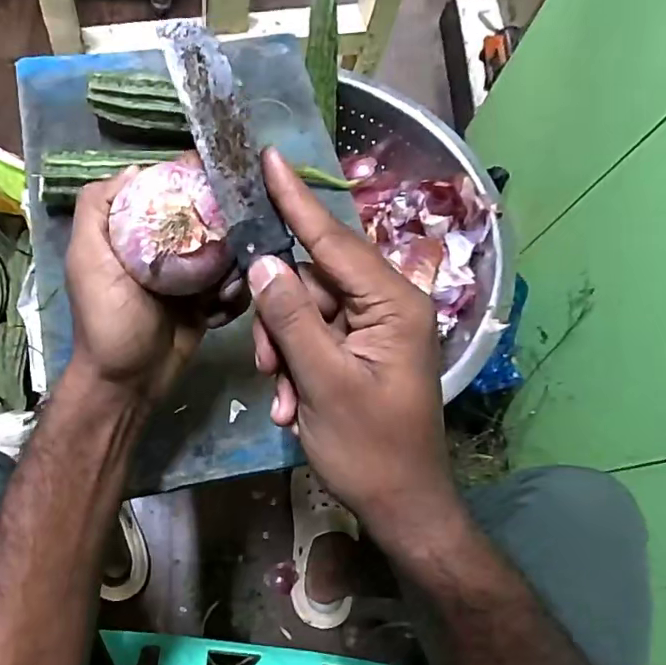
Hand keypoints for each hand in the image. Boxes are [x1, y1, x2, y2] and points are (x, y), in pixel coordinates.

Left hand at [65, 169, 247, 402]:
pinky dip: (233, 294)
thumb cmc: (106, 319)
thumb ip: (97, 209)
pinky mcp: (208, 301)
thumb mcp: (87, 259)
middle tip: (243, 229)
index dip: (193, 178)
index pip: (169, 191)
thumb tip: (137, 170)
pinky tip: (220, 308)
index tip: (219, 174)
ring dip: (234, 265)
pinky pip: (233, 285)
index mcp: (136, 231)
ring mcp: (189, 275)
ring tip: (223, 286)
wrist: (129, 382)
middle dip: (227, 221)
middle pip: (206, 217)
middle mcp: (164, 247)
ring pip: (227, 251)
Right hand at [249, 149, 454, 542]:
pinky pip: (314, 338)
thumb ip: (291, 317)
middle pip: (312, 283)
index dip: (297, 200)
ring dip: (285, 352)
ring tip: (286, 398)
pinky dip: (296, 367)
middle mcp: (387, 304)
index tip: (271, 158)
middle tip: (267, 366)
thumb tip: (264, 262)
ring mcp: (374, 328)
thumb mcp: (323, 382)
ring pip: (306, 312)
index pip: (334, 241)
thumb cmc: (370, 448)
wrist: (401, 506)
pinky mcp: (361, 349)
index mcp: (393, 303)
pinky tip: (294, 404)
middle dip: (281, 322)